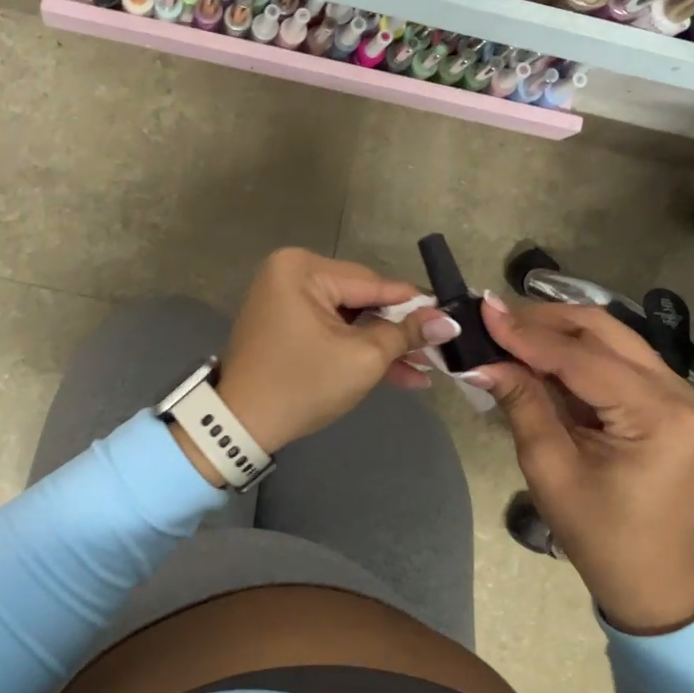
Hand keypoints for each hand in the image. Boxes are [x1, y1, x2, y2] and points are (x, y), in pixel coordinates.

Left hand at [210, 249, 458, 456]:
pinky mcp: (284, 325)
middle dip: (399, 330)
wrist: (241, 423)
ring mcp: (284, 300)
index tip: (452, 319)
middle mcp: (290, 274)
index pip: (373, 283)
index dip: (415, 304)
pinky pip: (330, 330)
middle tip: (441, 351)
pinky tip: (399, 374)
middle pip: (361, 299)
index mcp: (302, 268)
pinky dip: (356, 349)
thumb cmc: (302, 384)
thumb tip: (448, 320)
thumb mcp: (362, 358)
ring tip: (426, 369)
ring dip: (382, 345)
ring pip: (349, 319)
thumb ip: (405, 334)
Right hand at [467, 298, 693, 634]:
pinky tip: (535, 354)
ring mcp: (675, 392)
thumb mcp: (550, 468)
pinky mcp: (663, 398)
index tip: (481, 311)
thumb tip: (479, 360)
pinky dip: (572, 350)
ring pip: (608, 336)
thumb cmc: (599, 532)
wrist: (652, 575)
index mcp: (656, 414)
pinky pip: (613, 357)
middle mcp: (676, 391)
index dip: (526, 334)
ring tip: (506, 332)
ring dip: (556, 330)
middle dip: (542, 320)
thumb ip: (521, 404)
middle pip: (601, 330)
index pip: (580, 357)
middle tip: (490, 319)